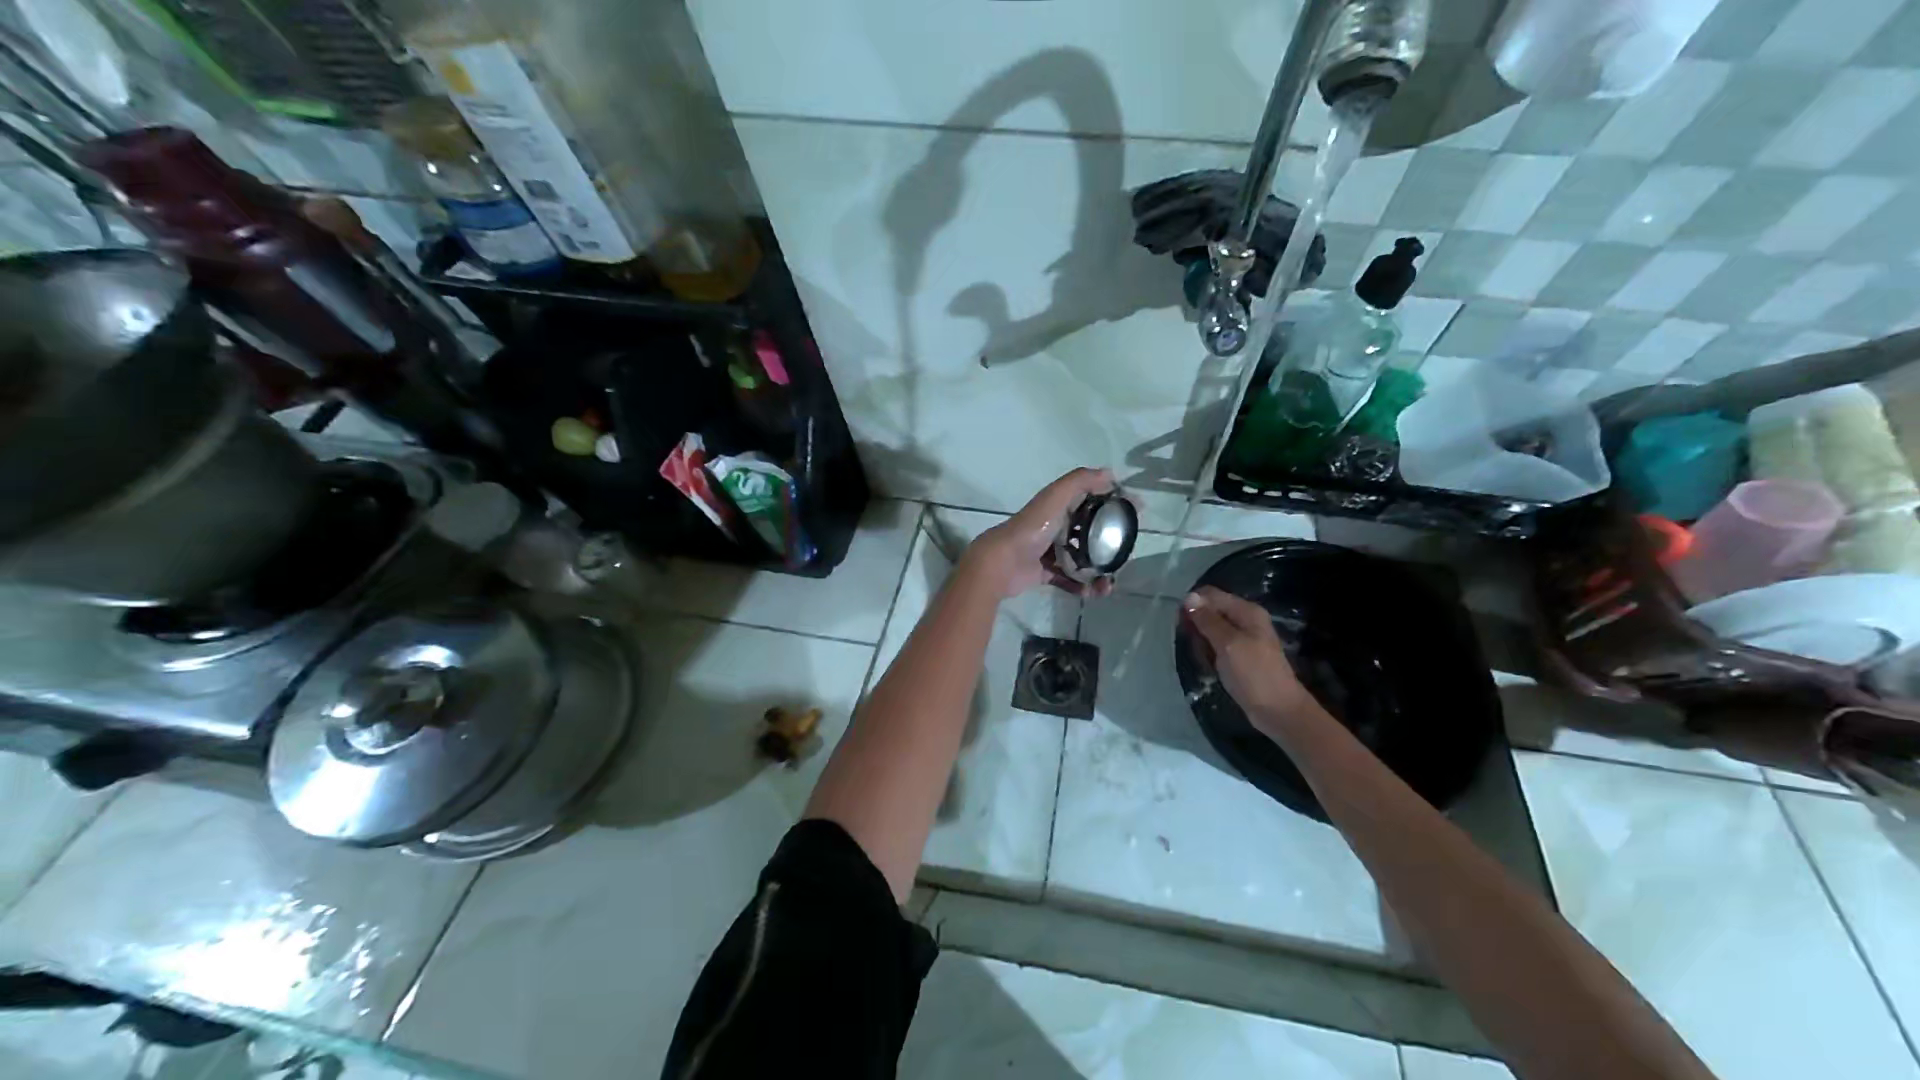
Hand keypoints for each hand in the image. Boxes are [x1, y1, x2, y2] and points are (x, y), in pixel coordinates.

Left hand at [966, 467, 1118, 598]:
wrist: (1002, 562)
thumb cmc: (1032, 528)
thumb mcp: (1056, 498)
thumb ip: (1080, 482)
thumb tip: (1110, 473)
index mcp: (1058, 507)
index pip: (1092, 501)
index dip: (1114, 504)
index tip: (1137, 513)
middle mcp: (1055, 526)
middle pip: (1089, 532)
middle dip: (1109, 543)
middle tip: (1125, 554)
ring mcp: (1049, 551)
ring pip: (1081, 559)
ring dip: (1098, 570)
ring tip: (1109, 583)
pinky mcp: (1044, 573)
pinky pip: (1069, 579)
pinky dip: (1081, 586)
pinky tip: (1093, 592)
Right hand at [1182, 586, 1321, 740]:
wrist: (1278, 711)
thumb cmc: (1254, 674)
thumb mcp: (1228, 644)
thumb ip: (1208, 620)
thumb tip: (1189, 597)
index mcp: (1247, 611)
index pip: (1211, 594)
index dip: (1193, 604)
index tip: (1180, 622)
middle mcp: (1246, 620)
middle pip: (1211, 611)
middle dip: (1195, 624)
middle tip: (1190, 643)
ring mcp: (1243, 639)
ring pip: (1211, 629)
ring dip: (1200, 640)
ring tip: (1198, 656)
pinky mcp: (1239, 656)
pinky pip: (1216, 646)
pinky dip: (1207, 652)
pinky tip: (1204, 663)